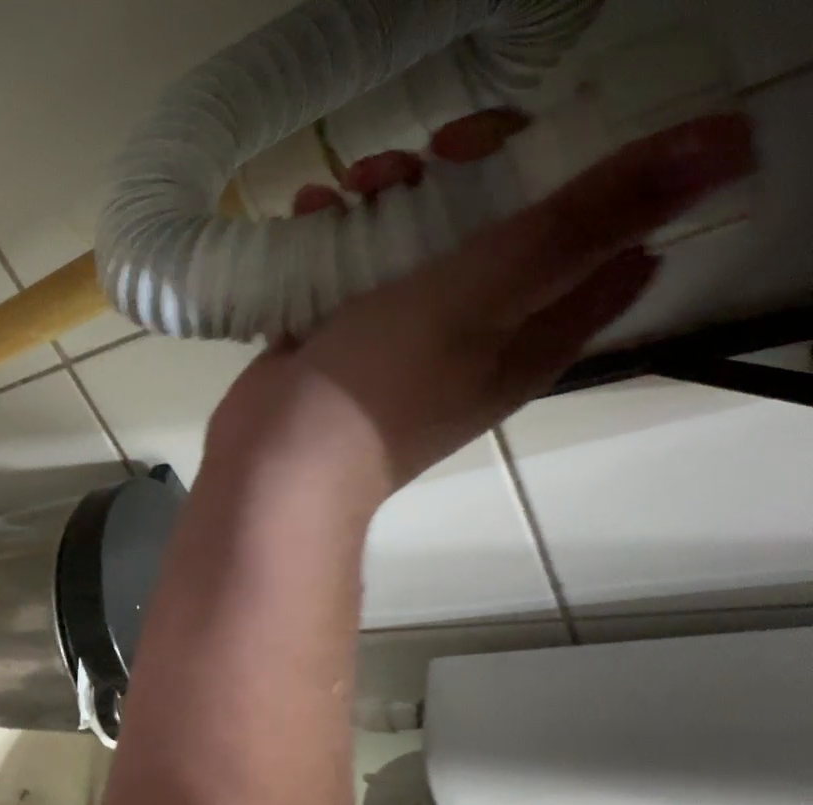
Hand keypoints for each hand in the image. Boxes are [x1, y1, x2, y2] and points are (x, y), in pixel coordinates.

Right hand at [210, 114, 757, 496]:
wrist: (275, 464)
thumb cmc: (378, 386)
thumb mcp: (483, 296)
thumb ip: (581, 224)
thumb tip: (728, 144)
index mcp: (539, 324)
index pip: (603, 235)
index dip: (587, 173)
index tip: (533, 141)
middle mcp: (479, 324)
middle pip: (497, 224)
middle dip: (466, 175)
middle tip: (426, 157)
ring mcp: (402, 331)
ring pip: (415, 240)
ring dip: (389, 198)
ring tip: (348, 186)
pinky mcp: (337, 335)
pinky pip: (348, 266)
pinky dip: (333, 233)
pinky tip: (306, 214)